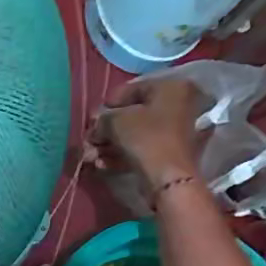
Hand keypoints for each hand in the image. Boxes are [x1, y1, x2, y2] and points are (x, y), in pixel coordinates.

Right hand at [86, 79, 206, 196]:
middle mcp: (177, 105)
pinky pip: (140, 149)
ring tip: (90, 157)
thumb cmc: (145, 137)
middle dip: (106, 130)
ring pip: (134, 135)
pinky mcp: (167, 153)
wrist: (168, 177)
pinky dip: (120, 156)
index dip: (109, 103)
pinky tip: (101, 165)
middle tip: (89, 140)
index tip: (93, 117)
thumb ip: (102, 119)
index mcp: (171, 88)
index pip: (134, 89)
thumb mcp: (116, 121)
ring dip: (108, 146)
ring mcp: (174, 131)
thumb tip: (96, 125)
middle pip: (133, 115)